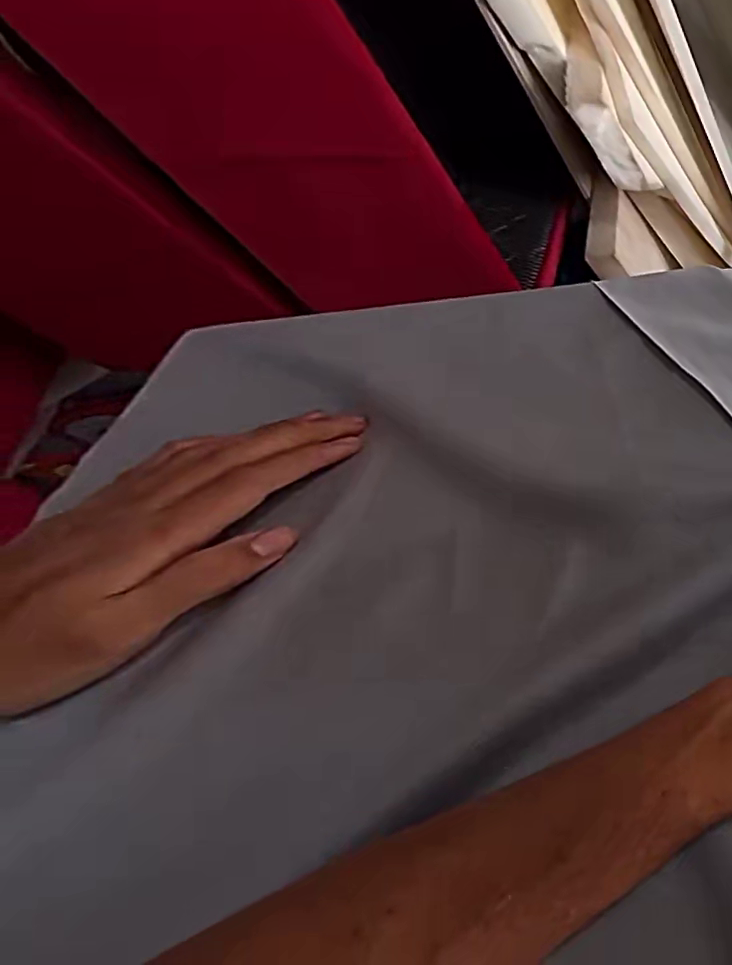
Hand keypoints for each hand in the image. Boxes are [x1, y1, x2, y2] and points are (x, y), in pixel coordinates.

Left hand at [0, 411, 366, 714]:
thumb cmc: (35, 654)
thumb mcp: (122, 630)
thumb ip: (204, 578)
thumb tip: (283, 536)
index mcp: (155, 535)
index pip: (247, 483)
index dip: (303, 459)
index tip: (352, 443)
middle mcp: (137, 507)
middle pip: (230, 457)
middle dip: (295, 434)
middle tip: (350, 421)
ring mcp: (111, 505)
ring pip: (202, 453)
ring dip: (261, 434)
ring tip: (307, 422)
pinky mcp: (93, 511)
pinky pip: (165, 461)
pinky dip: (212, 443)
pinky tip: (225, 442)